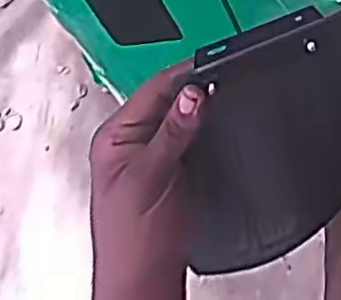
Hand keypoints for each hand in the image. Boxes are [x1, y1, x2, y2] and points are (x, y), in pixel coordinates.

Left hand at [90, 64, 206, 299]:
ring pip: (184, 111)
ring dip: (203, 103)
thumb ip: (173, 133)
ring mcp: (155, 151)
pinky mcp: (175, 163)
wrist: (146, 285)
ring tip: (226, 92)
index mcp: (115, 137)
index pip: (154, 88)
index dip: (183, 74)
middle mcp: (133, 139)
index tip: (213, 63)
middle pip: (170, 96)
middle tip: (225, 76)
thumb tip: (193, 93)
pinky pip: (194, 130)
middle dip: (196, 86)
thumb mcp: (150, 180)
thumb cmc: (131, 243)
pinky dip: (208, 122)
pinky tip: (220, 118)